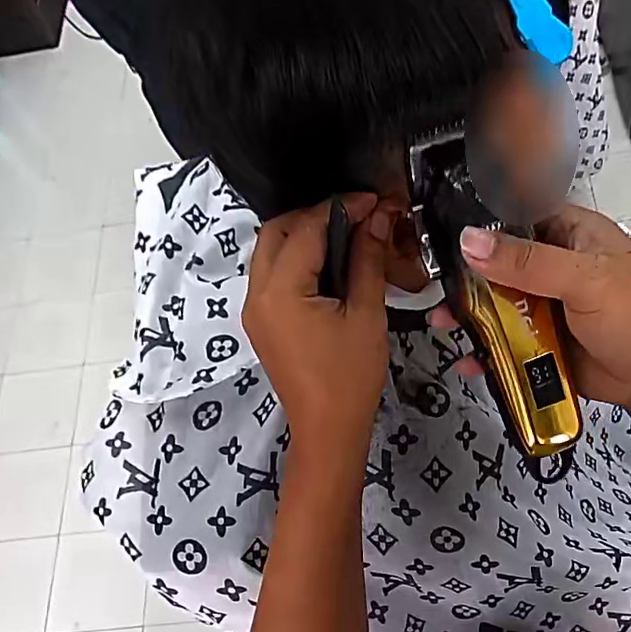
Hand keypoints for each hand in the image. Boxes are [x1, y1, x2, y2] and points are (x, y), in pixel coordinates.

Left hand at [242, 194, 393, 455]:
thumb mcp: (366, 316)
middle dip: (314, 216)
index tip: (373, 201)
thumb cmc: (350, 378)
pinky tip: (328, 270)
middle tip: (355, 218)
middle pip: (276, 233)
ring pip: (270, 254)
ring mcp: (255, 311)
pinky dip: (296, 263)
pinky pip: (272, 278)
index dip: (341, 208)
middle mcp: (256, 295)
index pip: (307, 229)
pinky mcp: (262, 325)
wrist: (328, 430)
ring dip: (302, 238)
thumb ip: (367, 262)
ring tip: (345, 241)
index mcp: (280, 290)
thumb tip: (375, 220)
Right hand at [454, 205, 630, 405]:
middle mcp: (556, 268)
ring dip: (472, 317)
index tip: (446, 236)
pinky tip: (469, 360)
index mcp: (572, 235)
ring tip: (443, 325)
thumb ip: (527, 262)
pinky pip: (507, 344)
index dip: (484, 224)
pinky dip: (487, 352)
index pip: (520, 217)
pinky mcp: (543, 344)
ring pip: (500, 307)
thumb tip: (472, 242)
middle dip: (469, 280)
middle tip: (438, 290)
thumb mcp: (582, 279)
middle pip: (501, 267)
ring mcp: (548, 308)